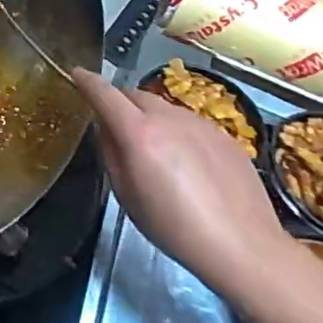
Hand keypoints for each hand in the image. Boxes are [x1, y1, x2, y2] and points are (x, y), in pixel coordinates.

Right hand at [73, 68, 294, 294]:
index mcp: (138, 133)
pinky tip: (188, 165)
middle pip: (134, 94)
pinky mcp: (225, 136)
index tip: (77, 74)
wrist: (245, 248)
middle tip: (117, 126)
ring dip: (150, 118)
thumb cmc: (175, 228)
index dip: (87, 81)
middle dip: (120, 103)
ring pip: (164, 107)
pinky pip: (189, 123)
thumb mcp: (126, 195)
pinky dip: (178, 131)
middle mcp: (168, 119)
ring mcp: (201, 124)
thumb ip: (111, 154)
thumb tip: (108, 130)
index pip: (104, 93)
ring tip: (157, 151)